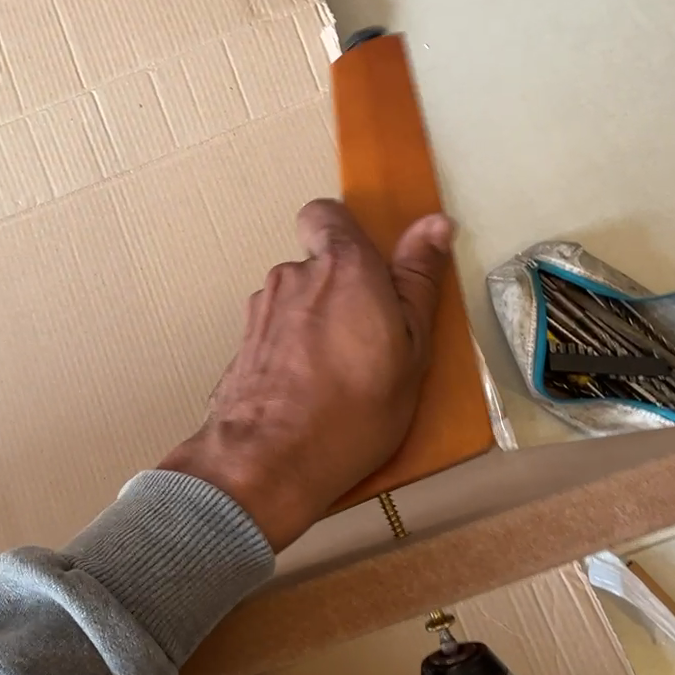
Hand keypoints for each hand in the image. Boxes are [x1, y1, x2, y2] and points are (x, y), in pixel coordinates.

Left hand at [158, 199, 452, 550]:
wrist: (267, 460)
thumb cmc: (355, 409)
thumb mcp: (410, 349)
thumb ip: (418, 281)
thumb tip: (434, 224)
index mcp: (341, 266)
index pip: (325, 213)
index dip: (345, 234)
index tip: (370, 272)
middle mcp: (292, 276)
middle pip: (316, 265)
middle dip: (339, 292)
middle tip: (367, 342)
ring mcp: (260, 310)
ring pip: (295, 301)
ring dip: (314, 324)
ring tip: (336, 376)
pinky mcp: (240, 343)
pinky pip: (275, 333)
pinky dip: (290, 350)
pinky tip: (305, 391)